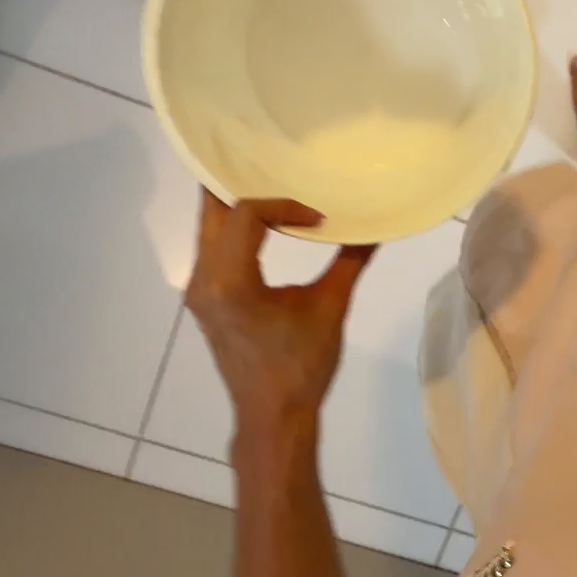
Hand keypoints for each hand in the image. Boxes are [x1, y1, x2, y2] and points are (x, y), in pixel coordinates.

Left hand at [185, 190, 376, 442]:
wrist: (273, 417)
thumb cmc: (301, 365)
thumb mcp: (330, 308)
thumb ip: (350, 261)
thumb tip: (376, 227)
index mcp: (230, 281)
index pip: (248, 215)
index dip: (284, 205)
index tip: (319, 217)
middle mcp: (204, 280)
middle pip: (212, 213)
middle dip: (236, 183)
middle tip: (267, 158)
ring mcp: (200, 291)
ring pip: (208, 230)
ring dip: (236, 206)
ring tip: (271, 185)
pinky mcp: (207, 300)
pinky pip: (214, 248)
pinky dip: (235, 229)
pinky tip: (264, 225)